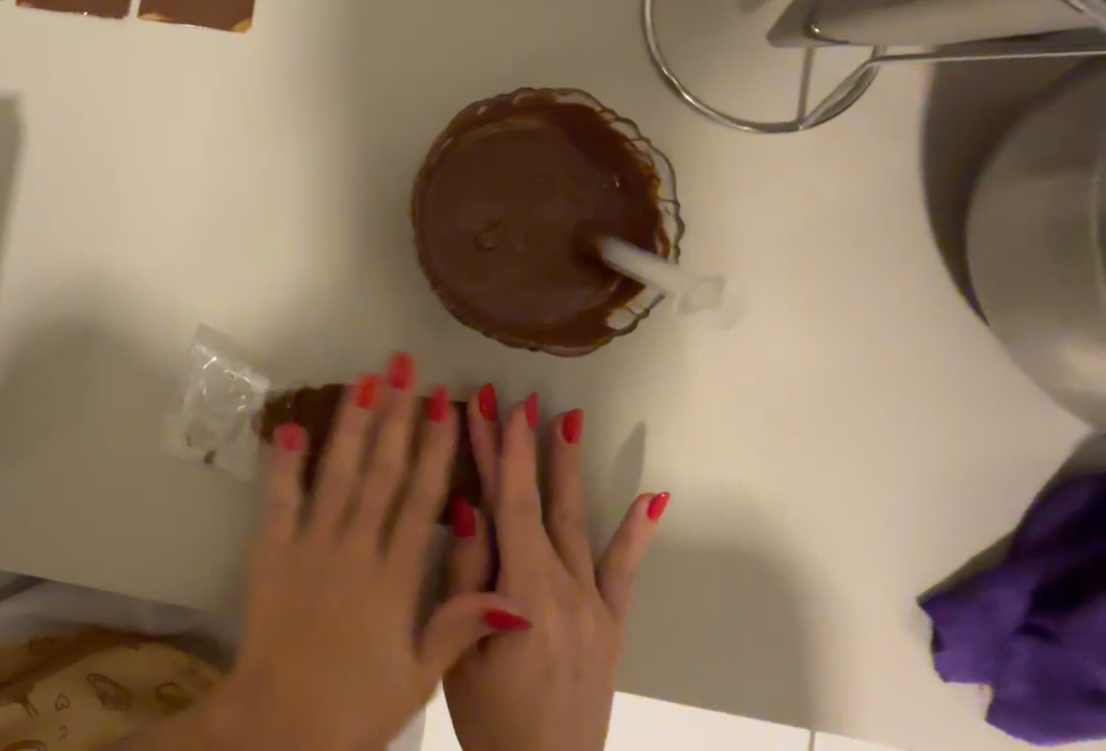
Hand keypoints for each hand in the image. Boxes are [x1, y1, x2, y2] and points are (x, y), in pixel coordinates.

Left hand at [218, 357, 530, 750]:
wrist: (283, 720)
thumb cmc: (357, 703)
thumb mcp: (420, 673)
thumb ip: (460, 624)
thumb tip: (517, 595)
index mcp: (398, 576)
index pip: (423, 498)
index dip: (437, 448)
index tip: (446, 405)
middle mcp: (356, 548)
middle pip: (381, 471)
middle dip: (396, 415)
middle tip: (405, 368)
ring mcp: (310, 545)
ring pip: (337, 473)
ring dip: (352, 424)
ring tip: (364, 380)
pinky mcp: (271, 551)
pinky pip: (280, 499)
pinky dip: (286, 463)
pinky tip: (293, 427)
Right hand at [442, 386, 666, 750]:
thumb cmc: (488, 716)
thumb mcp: (458, 647)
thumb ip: (468, 575)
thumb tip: (468, 505)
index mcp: (526, 594)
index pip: (509, 506)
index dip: (500, 452)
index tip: (494, 405)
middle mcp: (568, 591)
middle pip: (540, 504)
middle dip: (523, 448)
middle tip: (515, 398)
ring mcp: (597, 607)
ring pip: (580, 523)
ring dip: (569, 469)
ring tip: (568, 421)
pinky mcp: (613, 624)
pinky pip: (626, 571)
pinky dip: (638, 532)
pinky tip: (654, 497)